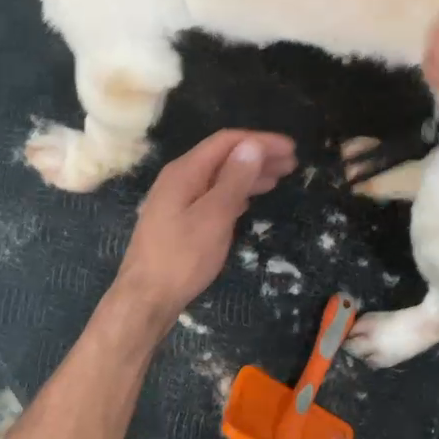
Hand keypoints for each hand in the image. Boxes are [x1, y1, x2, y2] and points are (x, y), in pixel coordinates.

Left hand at [112, 130, 296, 320]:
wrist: (146, 298)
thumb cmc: (182, 258)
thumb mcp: (214, 216)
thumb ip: (234, 179)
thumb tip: (252, 145)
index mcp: (184, 172)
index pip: (226, 142)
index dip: (260, 141)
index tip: (291, 149)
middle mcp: (178, 180)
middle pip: (222, 158)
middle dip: (257, 157)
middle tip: (292, 164)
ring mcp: (176, 201)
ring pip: (217, 178)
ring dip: (248, 175)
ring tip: (278, 179)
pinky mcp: (178, 221)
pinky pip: (211, 197)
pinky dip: (234, 194)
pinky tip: (248, 201)